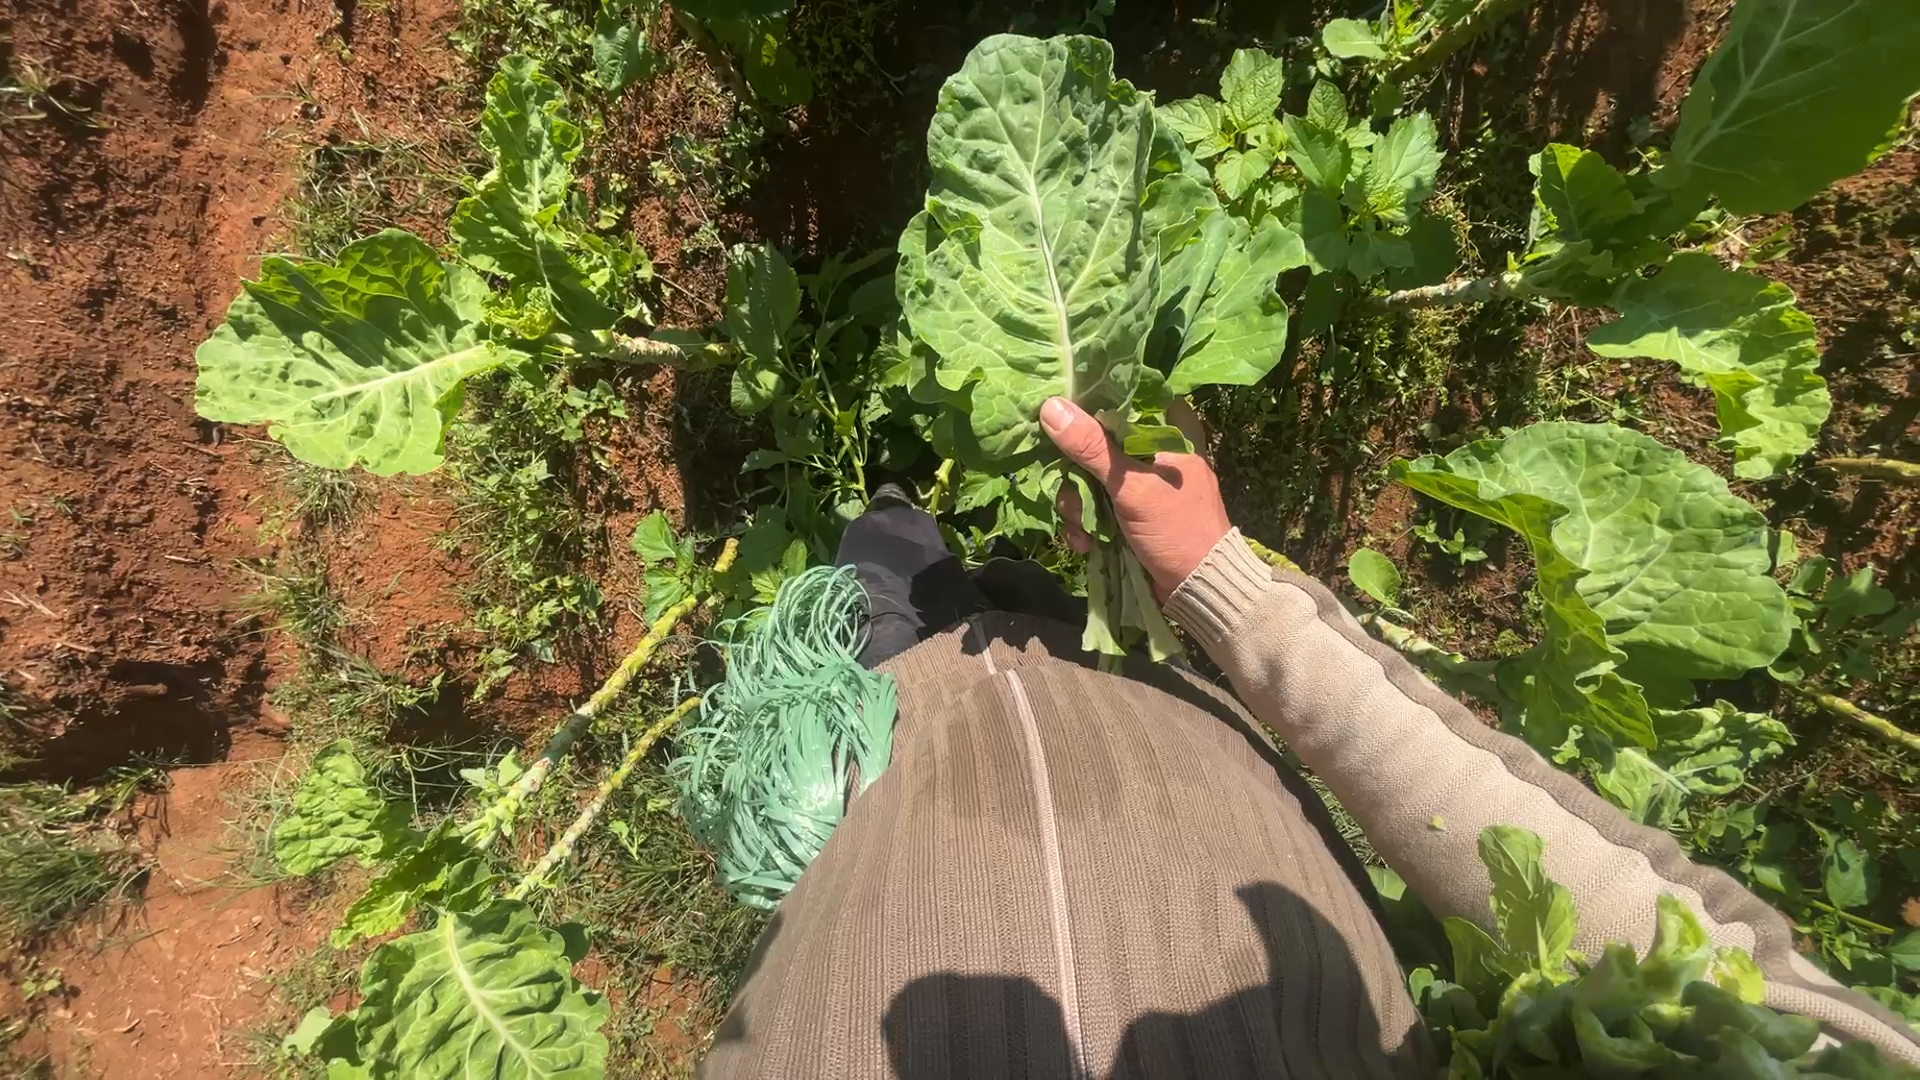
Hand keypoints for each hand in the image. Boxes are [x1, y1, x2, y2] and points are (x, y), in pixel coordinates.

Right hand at [1040, 397, 1231, 600]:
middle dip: (1076, 478)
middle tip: (1074, 500)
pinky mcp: (1129, 507)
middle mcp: (1153, 448)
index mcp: (1168, 429)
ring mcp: (1139, 480)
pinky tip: (1088, 542)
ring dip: (1078, 507)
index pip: (1120, 400)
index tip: (1063, 428)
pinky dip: (1086, 523)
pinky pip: (1094, 503)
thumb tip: (1051, 406)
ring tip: (1085, 531)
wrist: (1199, 587)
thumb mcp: (1131, 487)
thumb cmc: (1177, 529)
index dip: (1086, 411)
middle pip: (1095, 443)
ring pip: (1088, 476)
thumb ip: (1092, 447)